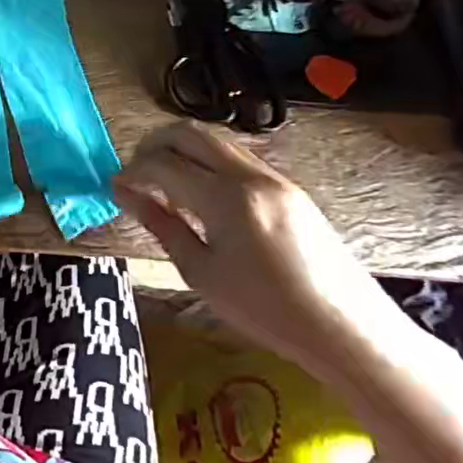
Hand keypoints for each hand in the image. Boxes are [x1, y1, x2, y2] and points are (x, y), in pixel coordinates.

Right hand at [113, 122, 410, 377]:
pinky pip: (235, 159)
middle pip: (189, 133)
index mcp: (226, 199)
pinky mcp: (288, 189)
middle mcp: (251, 177)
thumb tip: (124, 193)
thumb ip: (160, 224)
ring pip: (214, 141)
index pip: (162, 164)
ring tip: (161, 185)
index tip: (113, 187)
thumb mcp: (199, 271)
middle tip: (134, 172)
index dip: (130, 172)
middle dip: (152, 144)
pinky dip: (204, 163)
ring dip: (180, 151)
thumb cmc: (265, 309)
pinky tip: (197, 196)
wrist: (348, 329)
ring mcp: (275, 179)